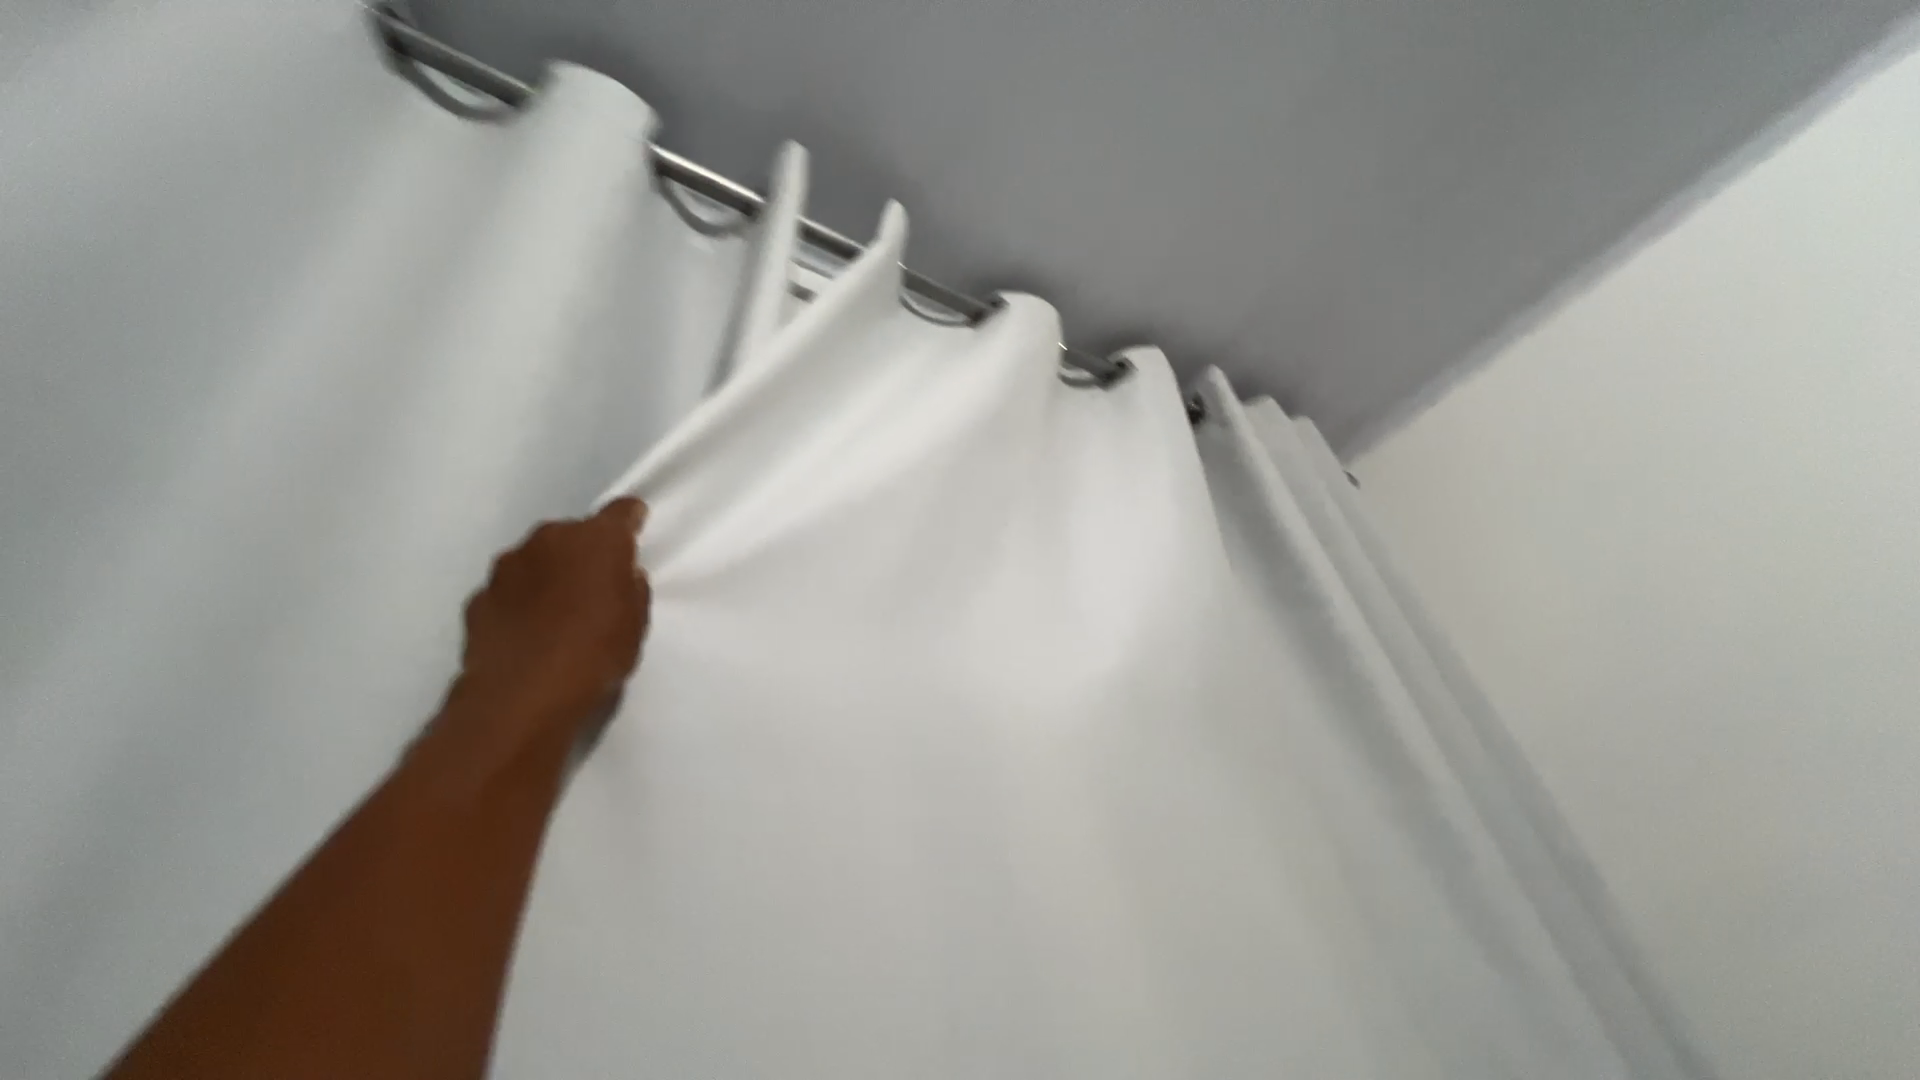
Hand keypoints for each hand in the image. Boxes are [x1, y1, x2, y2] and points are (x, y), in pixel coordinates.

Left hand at [452, 498, 650, 743]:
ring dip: (549, 574)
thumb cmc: (595, 653)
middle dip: (585, 552)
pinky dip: (520, 601)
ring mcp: (506, 566)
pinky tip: (529, 631)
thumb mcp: (635, 622)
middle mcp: (548, 539)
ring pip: (537, 558)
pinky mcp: (478, 596)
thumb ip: (631, 589)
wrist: (521, 695)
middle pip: (574, 533)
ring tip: (559, 612)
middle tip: (596, 585)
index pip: (621, 512)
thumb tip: (621, 576)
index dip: (631, 520)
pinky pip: (509, 590)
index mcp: (596, 540)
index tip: (636, 530)